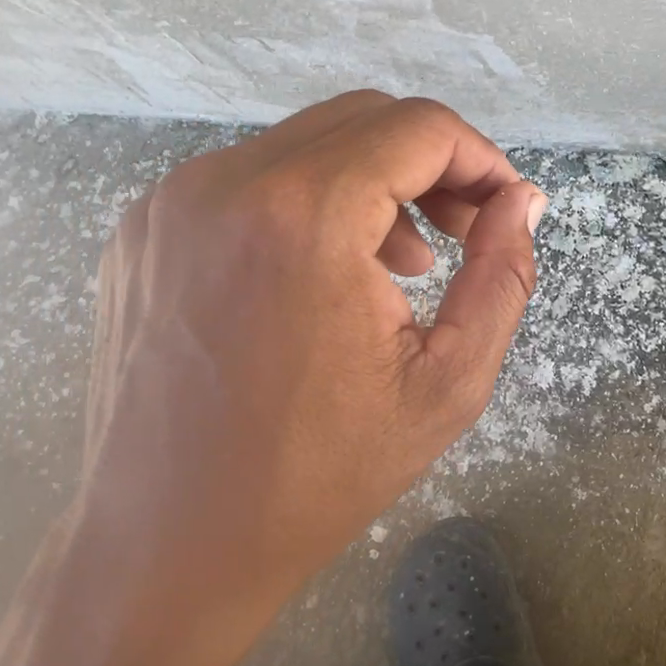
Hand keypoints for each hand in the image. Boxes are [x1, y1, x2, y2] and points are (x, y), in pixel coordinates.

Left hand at [83, 90, 546, 605]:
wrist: (167, 546)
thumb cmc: (321, 474)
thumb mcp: (450, 382)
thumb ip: (503, 276)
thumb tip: (523, 201)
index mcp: (304, 215)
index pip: (418, 127)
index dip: (480, 158)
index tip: (504, 211)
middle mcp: (224, 182)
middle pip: (363, 119)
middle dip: (433, 165)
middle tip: (466, 235)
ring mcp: (170, 203)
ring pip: (307, 145)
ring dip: (374, 183)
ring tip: (404, 265)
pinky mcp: (142, 231)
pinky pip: (251, 181)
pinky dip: (310, 203)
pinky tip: (326, 278)